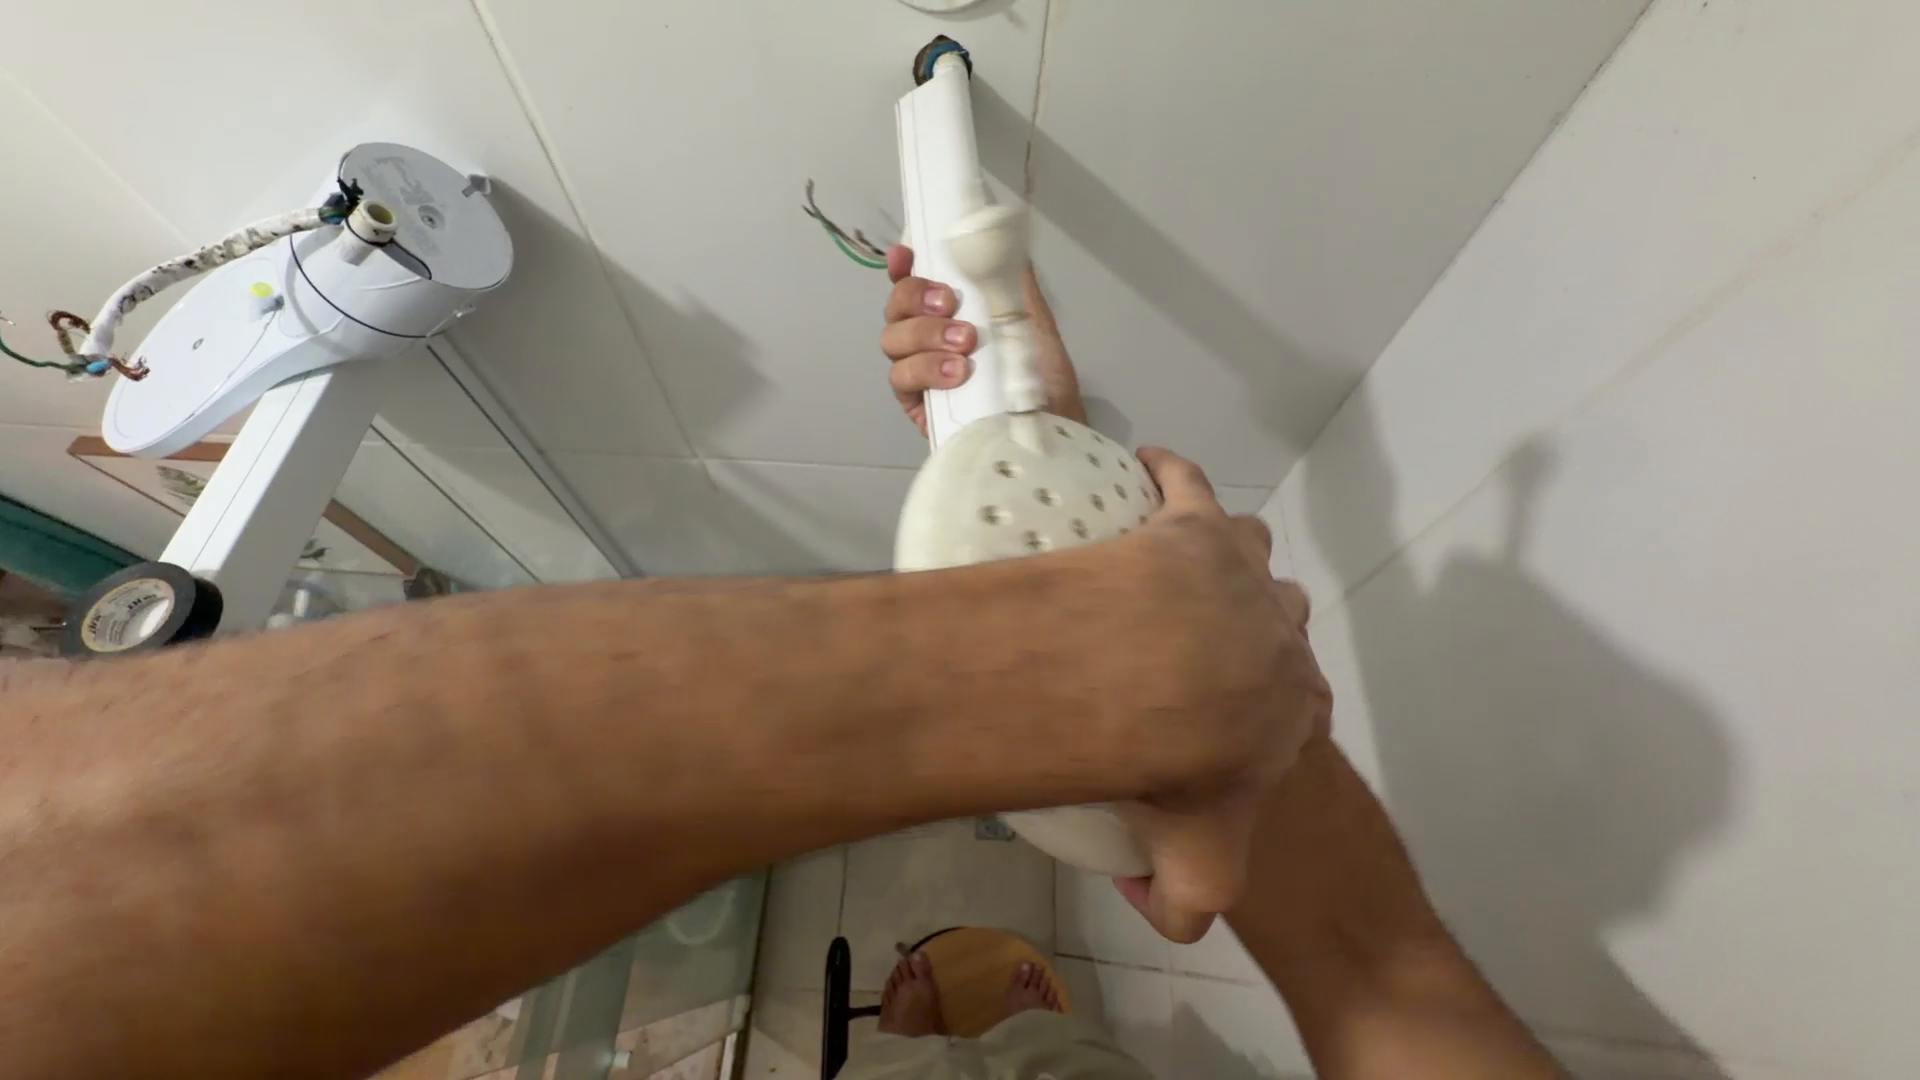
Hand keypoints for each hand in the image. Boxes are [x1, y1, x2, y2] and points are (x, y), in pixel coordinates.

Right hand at [882, 244, 1086, 436]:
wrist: (1051, 428)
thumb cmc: (1044, 379)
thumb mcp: (1034, 324)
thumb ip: (1014, 284)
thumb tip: (1001, 239)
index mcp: (953, 315)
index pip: (914, 282)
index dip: (903, 266)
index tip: (906, 255)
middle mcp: (929, 341)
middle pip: (895, 307)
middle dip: (915, 297)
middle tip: (950, 304)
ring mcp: (920, 374)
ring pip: (893, 340)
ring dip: (924, 334)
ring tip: (964, 346)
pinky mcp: (918, 407)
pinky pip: (901, 379)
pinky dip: (924, 370)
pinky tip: (955, 375)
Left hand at [1110, 447, 1328, 942]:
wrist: (1173, 694)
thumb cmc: (1190, 773)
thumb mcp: (1202, 868)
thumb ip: (1181, 905)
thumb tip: (1143, 908)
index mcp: (1291, 699)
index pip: (1296, 690)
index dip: (1266, 692)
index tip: (1220, 698)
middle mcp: (1277, 629)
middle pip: (1273, 611)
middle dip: (1249, 618)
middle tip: (1191, 628)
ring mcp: (1240, 573)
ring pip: (1246, 547)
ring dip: (1224, 551)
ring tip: (1174, 557)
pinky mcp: (1194, 527)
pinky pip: (1189, 484)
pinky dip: (1171, 473)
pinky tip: (1145, 465)